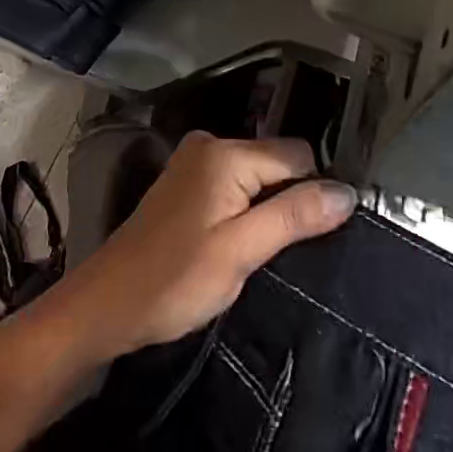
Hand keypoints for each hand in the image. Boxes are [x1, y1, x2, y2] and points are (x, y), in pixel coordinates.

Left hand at [48, 132, 355, 360]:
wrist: (104, 306)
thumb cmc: (172, 280)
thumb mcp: (240, 252)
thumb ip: (294, 216)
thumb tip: (348, 193)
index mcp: (226, 153)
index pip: (299, 156)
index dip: (313, 192)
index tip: (315, 234)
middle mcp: (211, 144)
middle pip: (278, 162)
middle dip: (289, 200)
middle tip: (283, 248)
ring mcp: (196, 162)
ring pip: (259, 175)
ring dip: (267, 208)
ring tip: (262, 249)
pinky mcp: (188, 181)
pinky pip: (237, 183)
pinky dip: (246, 208)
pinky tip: (239, 240)